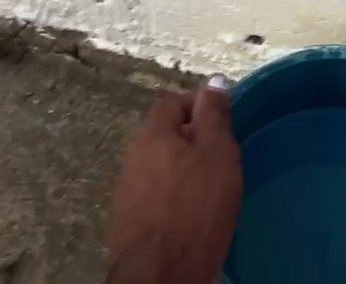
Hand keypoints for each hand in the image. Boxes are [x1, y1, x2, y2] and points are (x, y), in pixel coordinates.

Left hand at [106, 75, 241, 283]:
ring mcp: (126, 193)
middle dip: (189, 140)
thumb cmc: (196, 207)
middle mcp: (132, 158)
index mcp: (152, 136)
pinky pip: (153, 196)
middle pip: (162, 135)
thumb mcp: (217, 152)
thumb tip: (213, 80)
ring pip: (157, 167)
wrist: (161, 276)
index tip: (219, 123)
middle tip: (218, 157)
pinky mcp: (127, 224)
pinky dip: (171, 197)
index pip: (169, 102)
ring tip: (208, 188)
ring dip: (180, 170)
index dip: (195, 106)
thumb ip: (214, 114)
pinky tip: (190, 214)